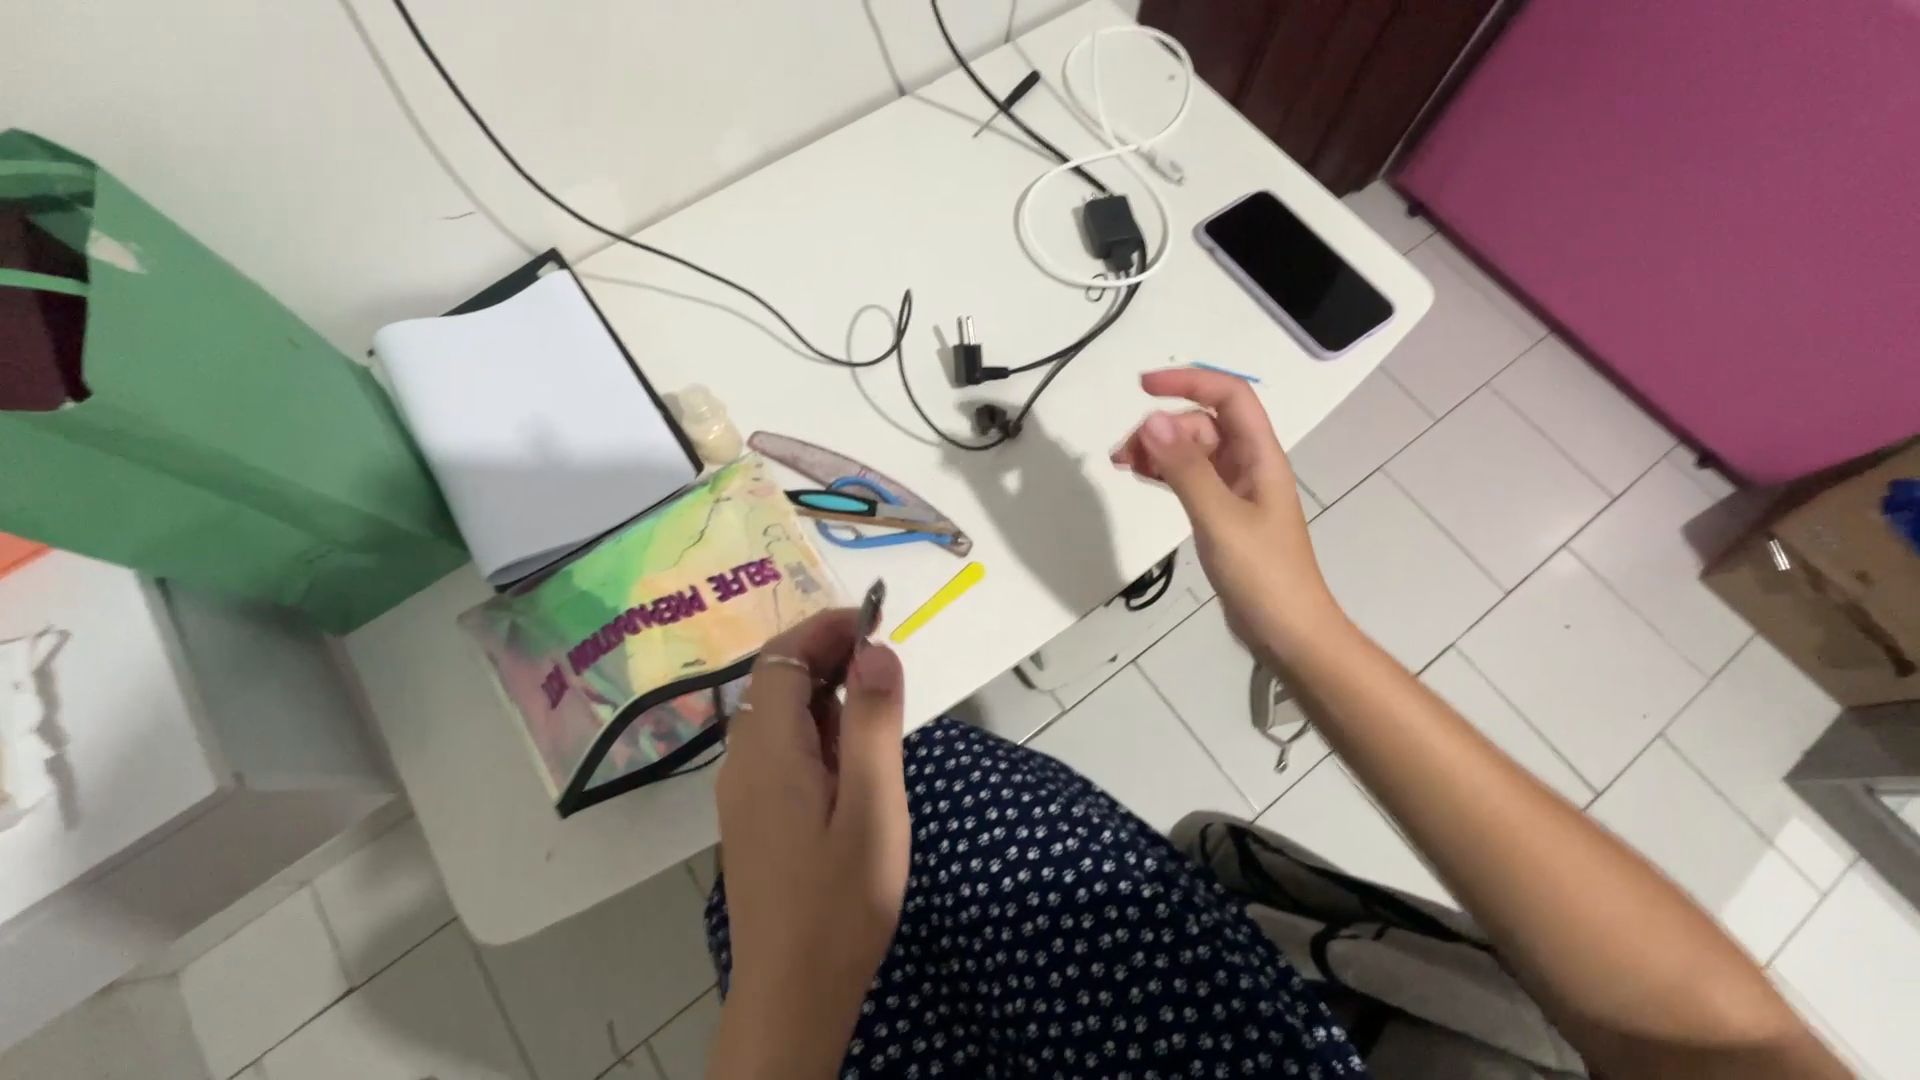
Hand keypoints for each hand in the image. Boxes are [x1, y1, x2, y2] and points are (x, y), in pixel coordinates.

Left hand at [710, 609, 908, 1076]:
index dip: (826, 628)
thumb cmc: (839, 901)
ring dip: (829, 694)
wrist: (793, 993)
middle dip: (831, 656)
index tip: (878, 621)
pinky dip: (821, 731)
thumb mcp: (872, 806)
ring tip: (880, 712)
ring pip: (782, 714)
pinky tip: (855, 760)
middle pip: (778, 681)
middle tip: (888, 665)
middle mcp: (744, 760)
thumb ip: (873, 721)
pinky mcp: (758, 813)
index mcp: (766, 750)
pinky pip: (785, 748)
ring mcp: (746, 789)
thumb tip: (876, 648)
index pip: (782, 658)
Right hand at [1112, 368, 1345, 660]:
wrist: (1289, 632)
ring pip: (1193, 452)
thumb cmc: (1264, 574)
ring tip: (1121, 465)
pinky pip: (1190, 479)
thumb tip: (1150, 421)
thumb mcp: (1220, 519)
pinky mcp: (1223, 516)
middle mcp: (1250, 466)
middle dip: (1161, 426)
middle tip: (1122, 452)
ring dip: (1159, 449)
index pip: (1229, 396)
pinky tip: (1142, 477)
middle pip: (1204, 424)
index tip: (1143, 388)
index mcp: (1261, 457)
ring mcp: (1236, 492)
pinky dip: (1165, 473)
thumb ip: (1185, 470)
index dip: (1189, 382)